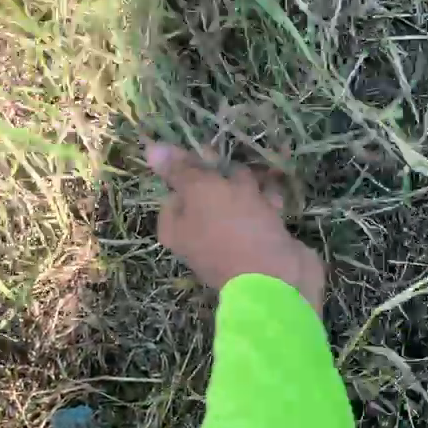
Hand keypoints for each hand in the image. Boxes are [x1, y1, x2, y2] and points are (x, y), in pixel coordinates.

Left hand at [149, 141, 324, 313]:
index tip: (209, 157)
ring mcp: (230, 241)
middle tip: (239, 172)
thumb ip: (180, 169)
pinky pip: (259, 214)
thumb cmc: (233, 230)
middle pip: (209, 192)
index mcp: (176, 227)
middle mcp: (199, 236)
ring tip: (264, 189)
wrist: (277, 278)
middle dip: (228, 177)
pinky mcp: (259, 244)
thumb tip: (150, 149)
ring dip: (253, 188)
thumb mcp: (201, 191)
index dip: (192, 169)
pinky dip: (268, 205)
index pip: (176, 188)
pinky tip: (278, 204)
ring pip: (238, 200)